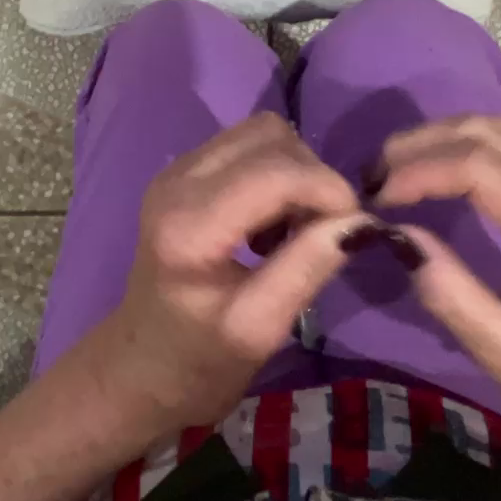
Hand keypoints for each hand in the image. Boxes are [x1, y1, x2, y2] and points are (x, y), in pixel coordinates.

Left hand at [88, 113, 372, 434]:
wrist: (139, 367)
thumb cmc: (199, 362)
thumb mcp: (259, 330)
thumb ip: (306, 269)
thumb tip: (360, 221)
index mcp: (189, 225)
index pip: (275, 172)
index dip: (327, 189)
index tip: (355, 227)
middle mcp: (177, 181)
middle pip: (269, 136)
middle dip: (311, 176)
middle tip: (321, 231)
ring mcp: (176, 170)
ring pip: (260, 132)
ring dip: (294, 170)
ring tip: (292, 228)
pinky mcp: (182, 172)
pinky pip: (245, 146)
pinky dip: (274, 171)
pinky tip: (269, 222)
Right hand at [373, 116, 500, 444]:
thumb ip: (451, 294)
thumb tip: (396, 234)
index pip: (482, 169)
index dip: (421, 171)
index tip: (377, 199)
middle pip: (483, 134)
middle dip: (416, 148)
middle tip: (369, 182)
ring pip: (489, 126)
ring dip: (431, 138)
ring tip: (389, 171)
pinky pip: (497, 140)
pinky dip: (451, 141)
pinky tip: (424, 166)